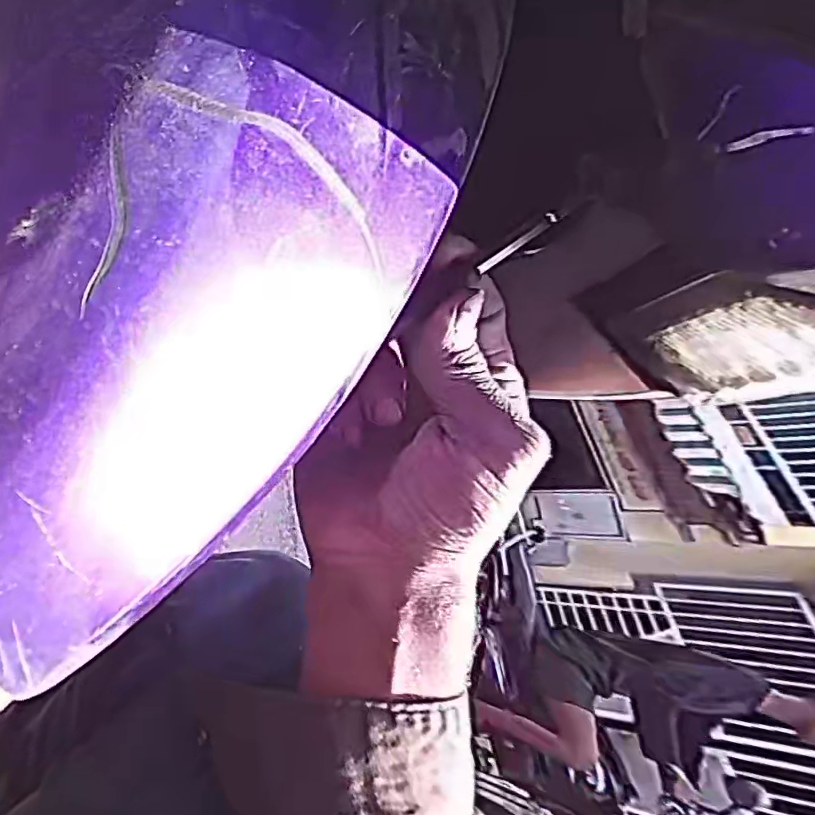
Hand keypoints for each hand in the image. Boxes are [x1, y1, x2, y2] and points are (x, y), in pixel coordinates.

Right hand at [291, 241, 548, 697]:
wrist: (379, 559)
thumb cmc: (448, 517)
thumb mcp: (492, 443)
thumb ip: (471, 372)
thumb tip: (454, 303)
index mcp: (477, 380)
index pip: (470, 305)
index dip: (457, 276)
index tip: (439, 255)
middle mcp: (421, 376)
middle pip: (410, 310)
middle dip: (401, 305)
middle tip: (393, 315)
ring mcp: (369, 389)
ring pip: (363, 333)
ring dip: (366, 352)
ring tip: (379, 407)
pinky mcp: (326, 405)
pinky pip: (322, 365)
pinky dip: (325, 364)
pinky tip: (342, 394)